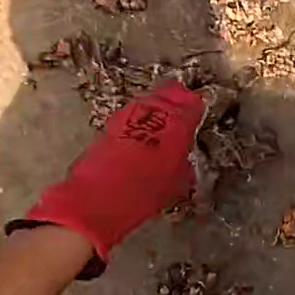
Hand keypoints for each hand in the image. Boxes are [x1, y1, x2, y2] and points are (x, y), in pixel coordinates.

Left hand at [13, 79, 204, 277]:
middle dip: (176, 98)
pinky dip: (139, 114)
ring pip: (147, 100)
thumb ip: (182, 169)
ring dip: (156, 103)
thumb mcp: (173, 186)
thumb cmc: (142, 195)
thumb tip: (184, 164)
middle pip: (167, 95)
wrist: (96, 199)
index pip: (191, 106)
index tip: (198, 109)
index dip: (195, 106)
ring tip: (162, 111)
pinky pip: (131, 112)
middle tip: (182, 102)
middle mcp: (152, 115)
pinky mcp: (110, 125)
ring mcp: (128, 117)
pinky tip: (141, 124)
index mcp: (176, 128)